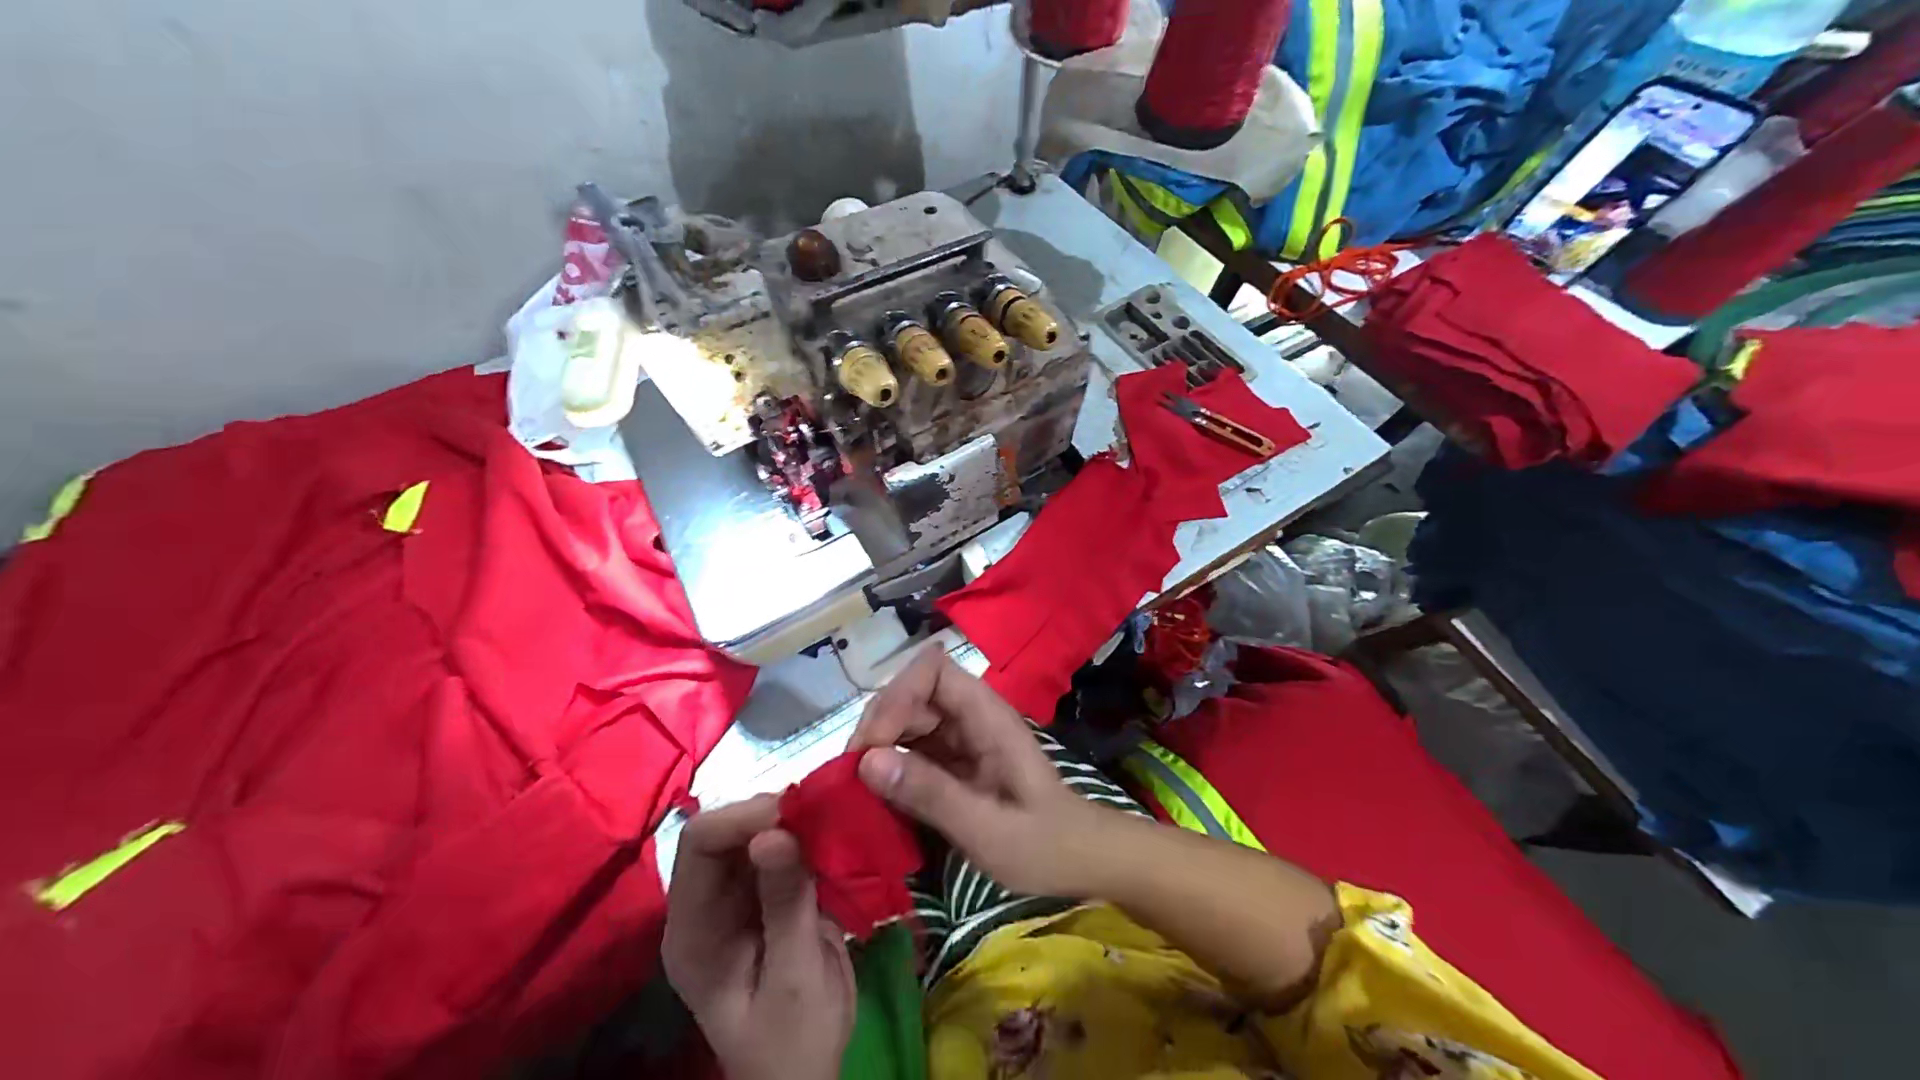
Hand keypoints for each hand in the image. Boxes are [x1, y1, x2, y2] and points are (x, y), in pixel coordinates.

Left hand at [663, 796, 853, 1079]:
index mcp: (693, 929)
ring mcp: (733, 899)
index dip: (742, 818)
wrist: (805, 1075)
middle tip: (822, 811)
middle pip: (724, 832)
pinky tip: (833, 835)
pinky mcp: (763, 896)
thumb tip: (774, 834)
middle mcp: (704, 904)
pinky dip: (805, 836)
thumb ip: (785, 905)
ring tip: (831, 816)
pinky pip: (777, 849)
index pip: (699, 844)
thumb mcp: (794, 978)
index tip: (795, 812)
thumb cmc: (794, 1041)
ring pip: (752, 833)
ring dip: (791, 819)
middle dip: (771, 813)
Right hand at [850, 649, 1106, 896]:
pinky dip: (889, 769)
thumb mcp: (988, 829)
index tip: (874, 747)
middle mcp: (969, 717)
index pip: (932, 670)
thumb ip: (931, 794)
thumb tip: (867, 762)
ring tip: (856, 791)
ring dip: (878, 749)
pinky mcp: (953, 763)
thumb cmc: (1045, 845)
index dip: (898, 696)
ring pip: (905, 723)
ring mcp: (960, 739)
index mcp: (986, 715)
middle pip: (910, 695)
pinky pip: (911, 751)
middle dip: (878, 727)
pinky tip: (875, 799)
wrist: (1081, 863)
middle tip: (854, 778)